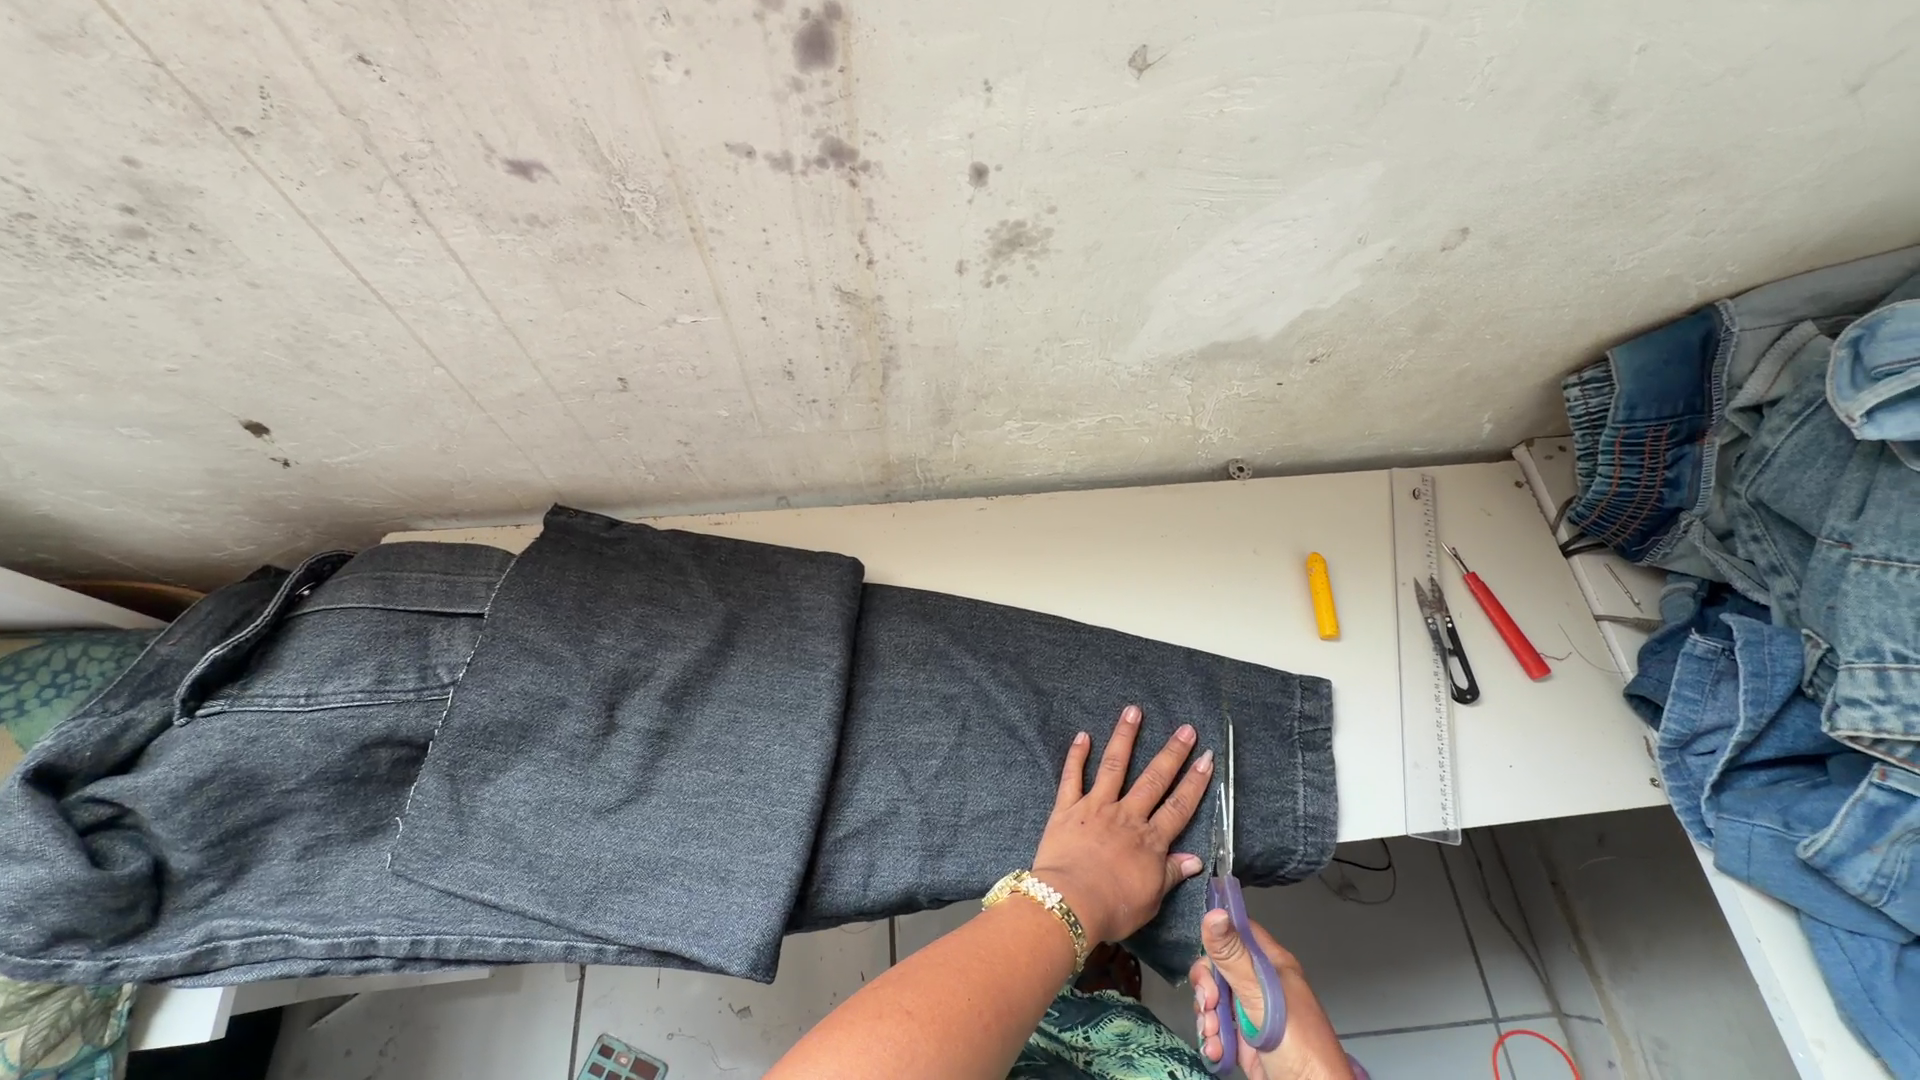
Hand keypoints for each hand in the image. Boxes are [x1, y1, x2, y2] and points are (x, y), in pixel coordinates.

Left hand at [1030, 704, 1213, 944]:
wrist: (1071, 903)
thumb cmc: (1113, 908)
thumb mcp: (1151, 898)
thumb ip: (1171, 874)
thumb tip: (1196, 860)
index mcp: (1150, 840)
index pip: (1179, 806)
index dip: (1195, 781)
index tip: (1207, 757)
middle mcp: (1127, 816)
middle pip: (1154, 779)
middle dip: (1172, 752)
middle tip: (1185, 729)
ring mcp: (1097, 807)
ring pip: (1114, 765)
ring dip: (1125, 736)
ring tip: (1134, 711)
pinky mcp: (1067, 808)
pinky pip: (1072, 777)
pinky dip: (1077, 755)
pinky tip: (1082, 736)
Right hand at [1190, 912, 1355, 1079]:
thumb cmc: (1298, 1046)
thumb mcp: (1261, 997)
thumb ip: (1233, 956)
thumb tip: (1214, 913)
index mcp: (1272, 965)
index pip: (1238, 933)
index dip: (1216, 940)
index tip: (1206, 960)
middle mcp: (1261, 984)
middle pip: (1218, 968)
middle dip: (1206, 988)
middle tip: (1209, 1005)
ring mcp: (1252, 1012)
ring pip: (1213, 999)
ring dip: (1206, 1017)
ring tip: (1213, 1036)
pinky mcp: (1244, 1039)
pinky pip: (1217, 1026)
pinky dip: (1212, 1038)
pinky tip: (1217, 1051)